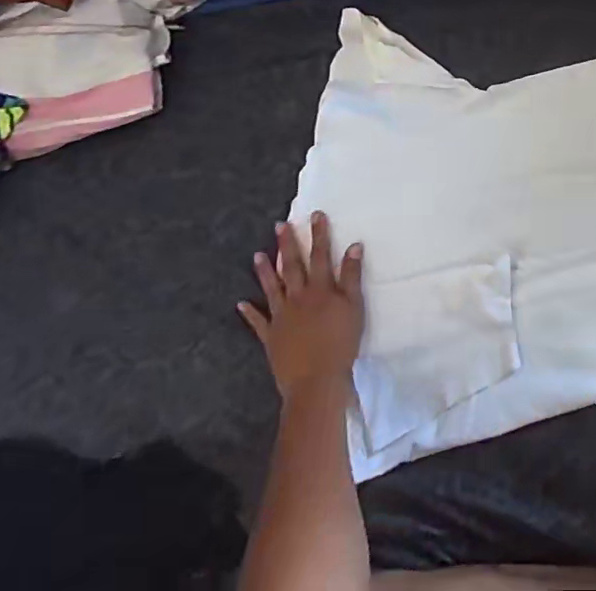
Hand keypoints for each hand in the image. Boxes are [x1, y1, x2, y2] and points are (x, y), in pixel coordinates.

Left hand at [238, 212, 364, 400]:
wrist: (316, 381)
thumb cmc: (341, 343)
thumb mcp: (354, 308)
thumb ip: (352, 277)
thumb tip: (354, 246)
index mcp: (320, 289)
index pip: (321, 256)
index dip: (319, 234)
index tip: (315, 215)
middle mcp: (298, 298)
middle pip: (292, 266)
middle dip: (287, 244)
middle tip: (280, 225)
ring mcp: (281, 317)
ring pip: (272, 288)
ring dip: (265, 271)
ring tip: (258, 255)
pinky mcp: (271, 337)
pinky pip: (258, 322)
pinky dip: (250, 313)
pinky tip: (241, 304)